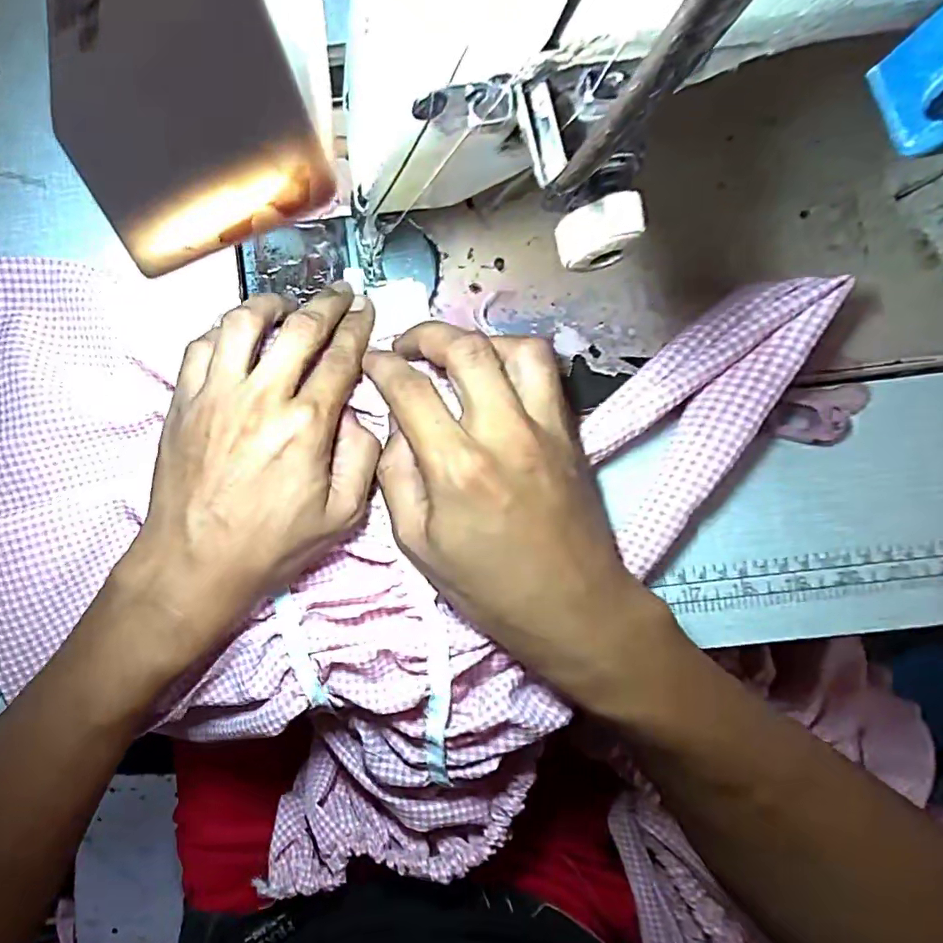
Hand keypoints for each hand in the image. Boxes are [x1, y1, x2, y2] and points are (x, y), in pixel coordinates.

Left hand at [115, 285, 378, 662]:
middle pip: (300, 329)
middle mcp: (262, 397)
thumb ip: (361, 457)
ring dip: (270, 304)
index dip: (358, 328)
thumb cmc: (271, 545)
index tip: (366, 310)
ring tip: (285, 305)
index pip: (340, 358)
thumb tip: (355, 414)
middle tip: (340, 292)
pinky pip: (202, 345)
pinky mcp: (184, 401)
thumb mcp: (341, 516)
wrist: (195, 562)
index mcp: (307, 425)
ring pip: (243, 323)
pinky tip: (236, 335)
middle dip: (327, 303)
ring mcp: (217, 394)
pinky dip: (223, 329)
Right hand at [362, 323, 677, 714]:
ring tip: (457, 355)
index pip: (411, 390)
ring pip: (517, 348)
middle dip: (427, 334)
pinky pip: (547, 372)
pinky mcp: (571, 432)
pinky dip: (516, 357)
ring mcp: (544, 428)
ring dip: (479, 340)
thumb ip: (396, 477)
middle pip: (465, 350)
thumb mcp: (418, 544)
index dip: (382, 366)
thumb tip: (395, 427)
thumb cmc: (487, 587)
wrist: (571, 607)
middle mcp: (503, 434)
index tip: (372, 361)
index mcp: (457, 468)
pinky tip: (497, 375)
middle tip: (407, 345)